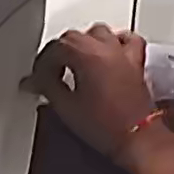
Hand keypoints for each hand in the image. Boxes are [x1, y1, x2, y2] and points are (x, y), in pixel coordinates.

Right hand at [29, 24, 157, 162]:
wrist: (137, 139)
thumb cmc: (106, 126)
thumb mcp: (65, 107)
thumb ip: (47, 86)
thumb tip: (36, 80)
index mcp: (86, 55)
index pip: (55, 49)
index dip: (42, 64)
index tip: (36, 78)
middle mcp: (106, 48)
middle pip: (74, 38)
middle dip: (58, 53)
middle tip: (49, 72)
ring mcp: (123, 54)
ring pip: (98, 34)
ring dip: (83, 44)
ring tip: (74, 62)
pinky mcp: (136, 63)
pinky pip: (125, 41)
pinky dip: (114, 43)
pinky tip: (106, 54)